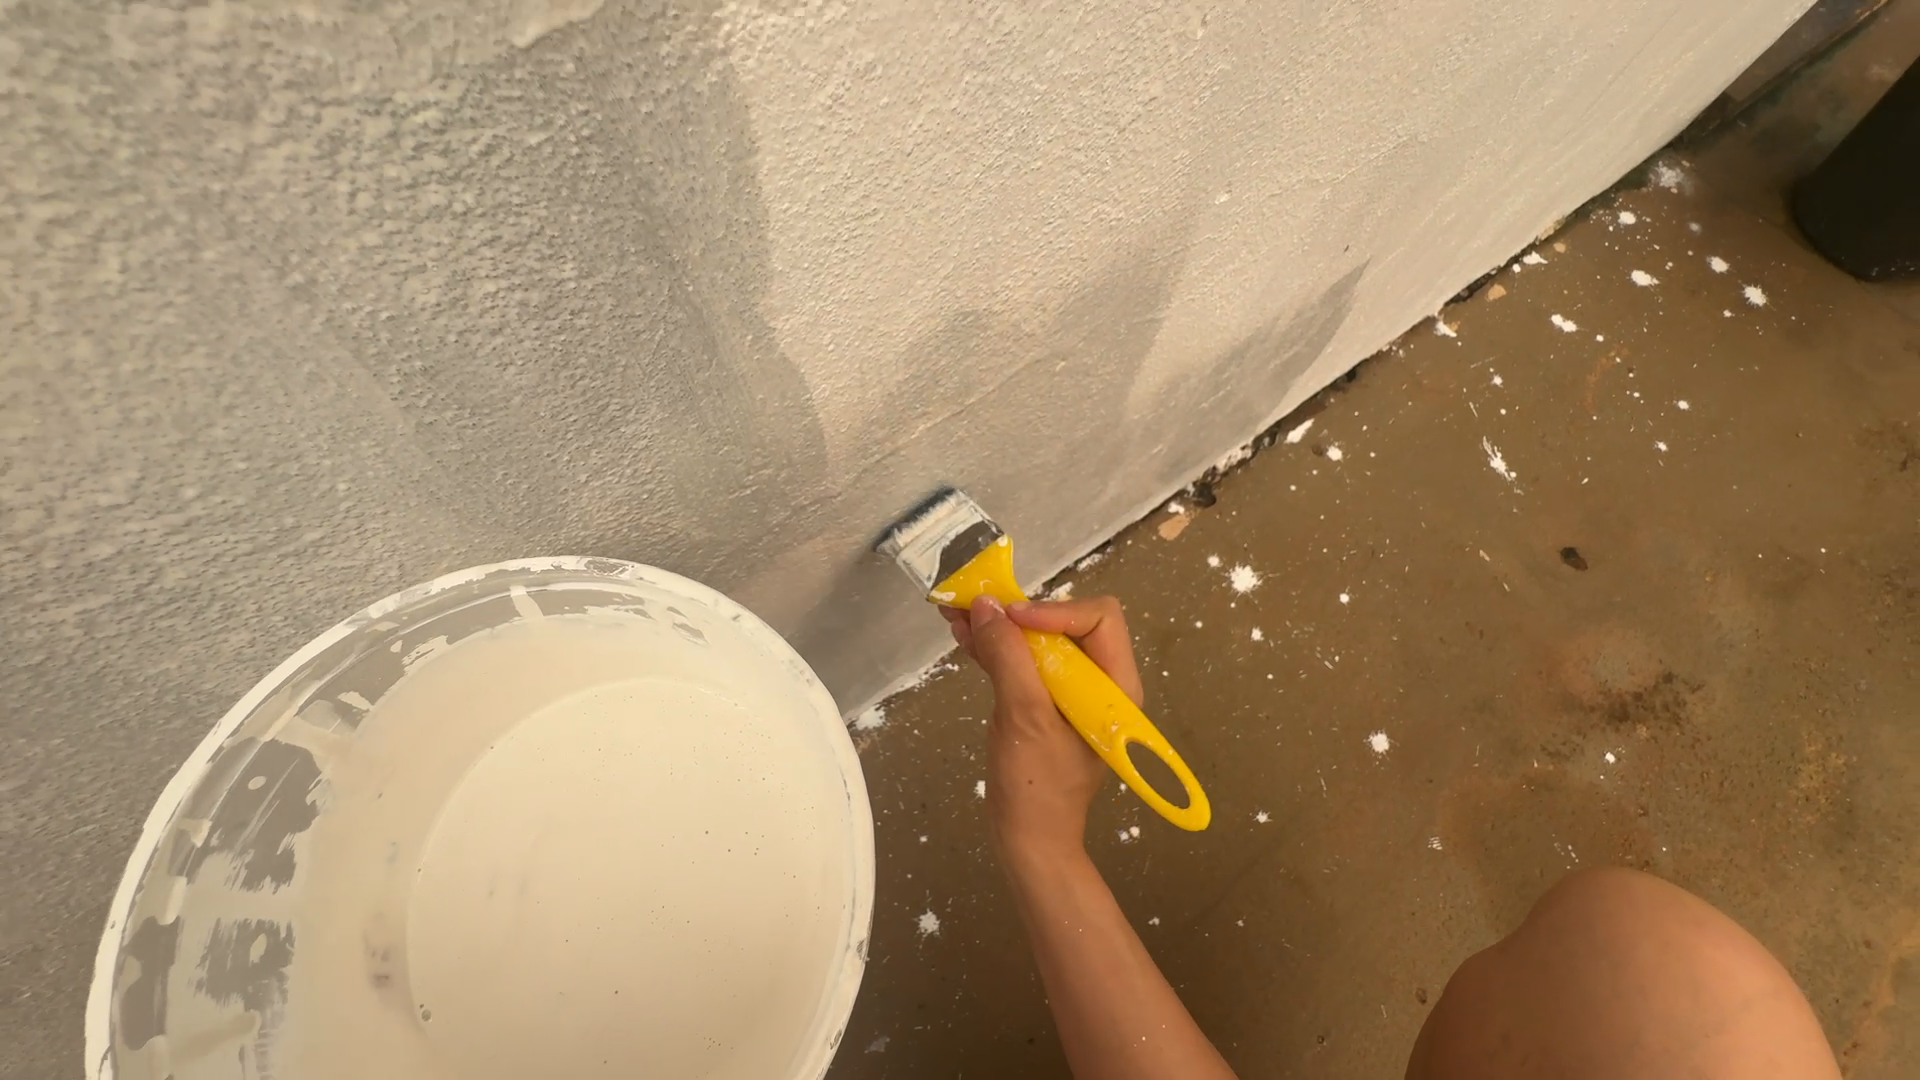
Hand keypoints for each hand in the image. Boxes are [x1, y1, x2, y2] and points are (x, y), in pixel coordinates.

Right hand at [941, 595, 1143, 870]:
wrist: (1027, 842)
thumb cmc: (1037, 786)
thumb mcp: (1024, 717)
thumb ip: (1008, 658)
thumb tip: (986, 606)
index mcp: (1113, 685)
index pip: (1097, 619)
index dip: (1054, 610)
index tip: (1010, 619)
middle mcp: (1095, 681)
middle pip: (1063, 623)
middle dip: (1018, 612)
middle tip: (975, 604)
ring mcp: (1066, 692)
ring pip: (1037, 640)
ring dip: (1000, 626)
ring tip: (958, 613)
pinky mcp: (1040, 701)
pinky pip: (1021, 662)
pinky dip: (994, 647)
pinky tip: (965, 636)